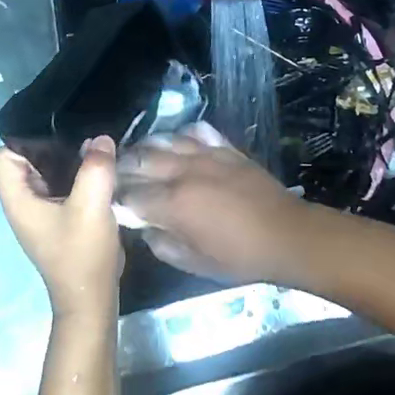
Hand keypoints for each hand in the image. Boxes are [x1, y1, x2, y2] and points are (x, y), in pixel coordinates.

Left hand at [0, 138, 122, 320]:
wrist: (91, 299)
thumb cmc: (82, 253)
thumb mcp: (91, 205)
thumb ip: (96, 167)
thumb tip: (101, 139)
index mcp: (17, 199)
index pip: (4, 155)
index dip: (25, 140)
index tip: (56, 132)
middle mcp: (22, 202)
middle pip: (25, 160)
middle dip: (50, 145)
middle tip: (79, 134)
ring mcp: (39, 212)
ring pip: (45, 172)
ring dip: (65, 159)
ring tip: (91, 147)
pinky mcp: (57, 218)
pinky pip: (59, 185)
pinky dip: (73, 174)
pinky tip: (96, 168)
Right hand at [113, 122, 311, 284]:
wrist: (286, 235)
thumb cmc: (239, 257)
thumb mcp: (194, 263)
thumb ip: (161, 244)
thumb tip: (144, 227)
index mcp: (172, 204)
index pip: (129, 193)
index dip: (115, 197)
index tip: (108, 200)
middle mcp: (182, 172)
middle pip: (139, 159)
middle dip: (121, 166)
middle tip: (115, 174)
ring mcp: (204, 155)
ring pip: (163, 140)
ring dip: (145, 147)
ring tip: (138, 155)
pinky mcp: (223, 147)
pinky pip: (194, 131)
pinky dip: (180, 135)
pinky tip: (176, 144)